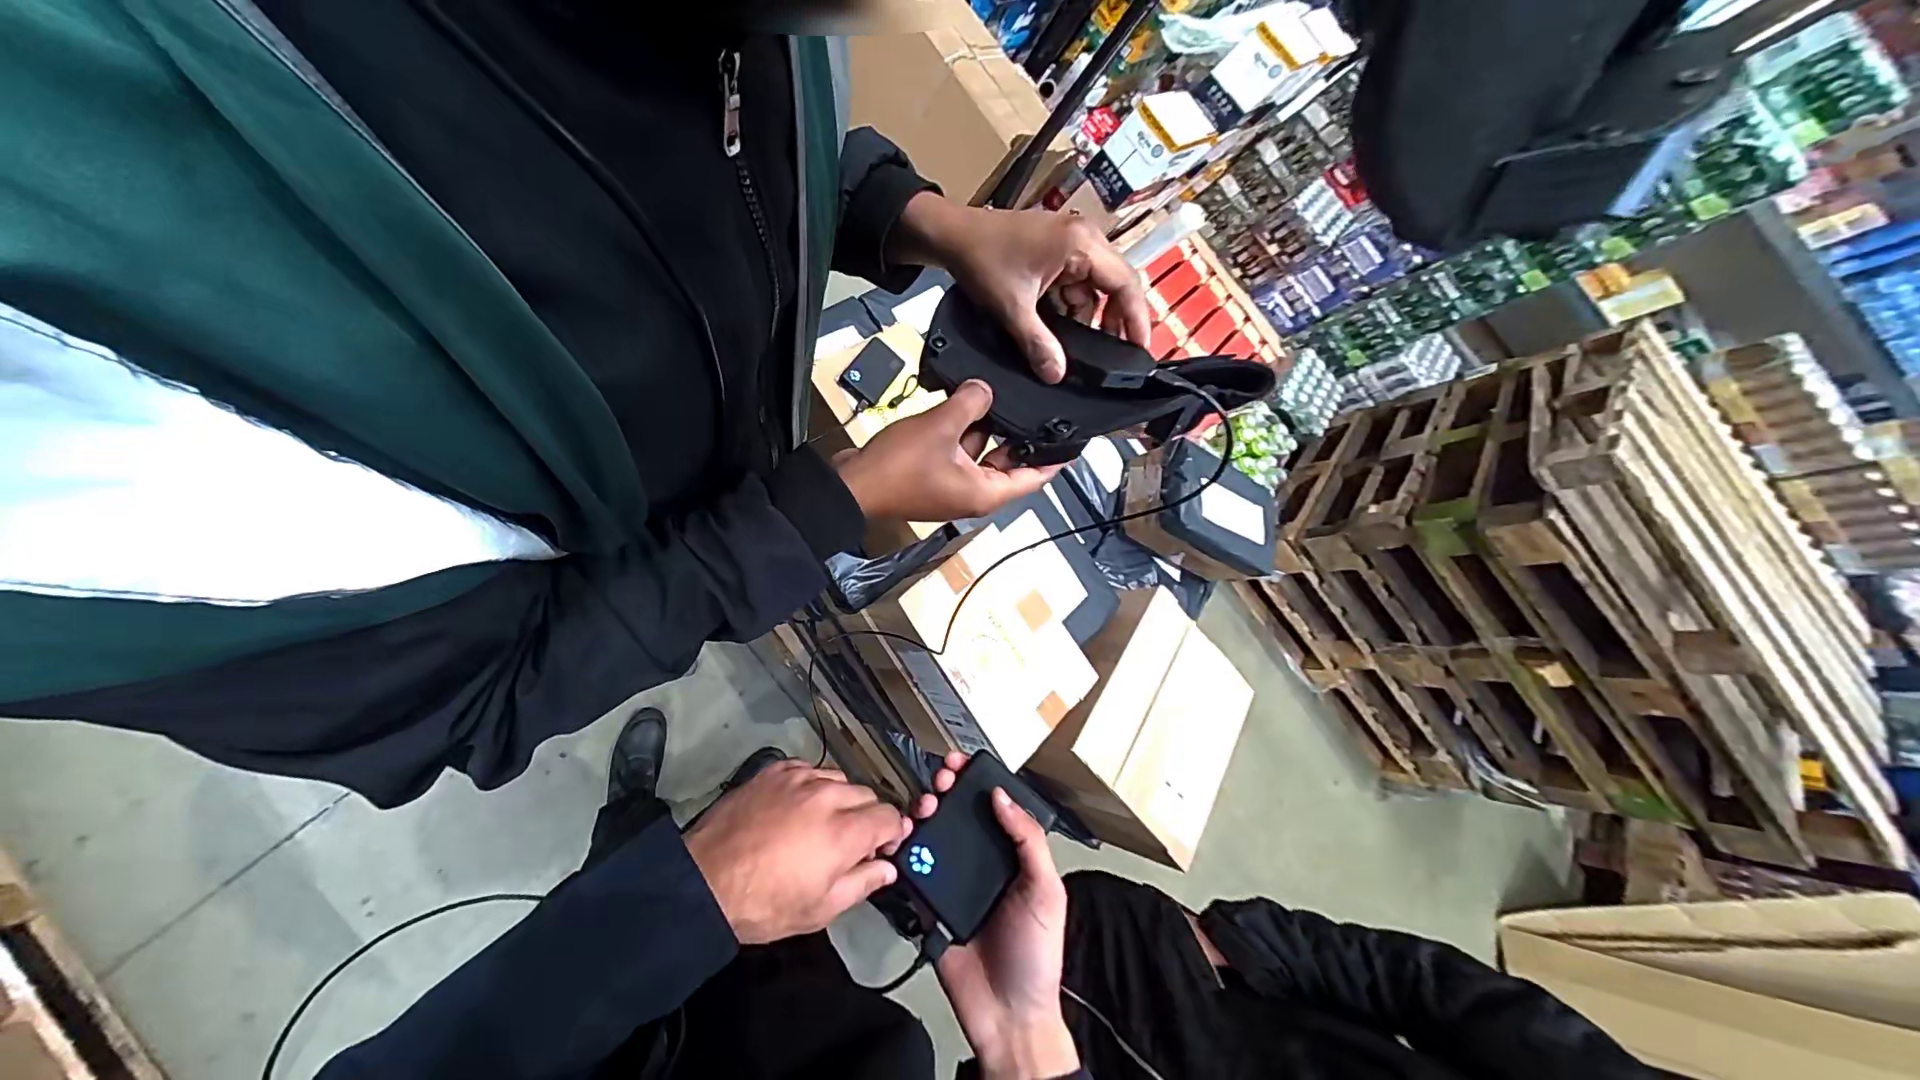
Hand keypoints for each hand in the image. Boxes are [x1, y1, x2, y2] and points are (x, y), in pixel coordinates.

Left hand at [683, 760, 910, 944]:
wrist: (704, 882)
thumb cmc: (764, 903)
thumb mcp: (821, 909)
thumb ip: (864, 883)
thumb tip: (887, 868)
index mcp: (845, 831)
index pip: (890, 816)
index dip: (892, 833)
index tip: (882, 847)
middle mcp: (828, 796)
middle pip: (868, 796)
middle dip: (867, 818)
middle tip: (849, 842)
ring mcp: (800, 778)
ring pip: (840, 780)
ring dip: (840, 799)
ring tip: (821, 822)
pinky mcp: (776, 771)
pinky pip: (809, 769)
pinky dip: (812, 785)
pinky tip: (798, 806)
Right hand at [834, 379, 1060, 521]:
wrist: (853, 485)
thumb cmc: (898, 469)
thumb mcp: (942, 426)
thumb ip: (971, 403)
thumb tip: (984, 389)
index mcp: (986, 492)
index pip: (1035, 479)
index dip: (1056, 460)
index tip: (1072, 443)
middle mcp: (973, 493)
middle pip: (1009, 464)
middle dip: (1019, 436)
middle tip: (1036, 406)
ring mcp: (952, 485)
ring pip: (981, 454)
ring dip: (987, 429)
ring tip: (997, 396)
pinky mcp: (933, 476)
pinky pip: (958, 452)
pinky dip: (962, 432)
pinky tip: (963, 404)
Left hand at [892, 193, 1151, 383]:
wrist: (952, 235)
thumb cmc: (982, 256)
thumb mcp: (1012, 307)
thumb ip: (1037, 343)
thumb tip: (1056, 374)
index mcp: (1081, 244)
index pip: (1126, 285)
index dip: (1136, 321)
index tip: (1139, 350)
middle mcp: (1083, 239)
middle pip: (1115, 287)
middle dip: (1111, 323)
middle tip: (1108, 356)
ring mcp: (1070, 245)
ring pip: (1093, 290)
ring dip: (1085, 318)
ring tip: (1073, 347)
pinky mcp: (1056, 253)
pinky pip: (1075, 286)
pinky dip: (1069, 309)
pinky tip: (1057, 330)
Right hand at [916, 765, 1076, 1079]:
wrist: (1007, 1016)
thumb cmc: (1037, 957)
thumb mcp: (1046, 892)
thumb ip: (1028, 841)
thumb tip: (1002, 797)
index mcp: (1011, 855)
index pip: (992, 806)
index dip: (977, 781)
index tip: (964, 763)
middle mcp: (981, 863)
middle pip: (958, 814)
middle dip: (946, 788)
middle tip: (941, 778)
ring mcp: (953, 881)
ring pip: (933, 835)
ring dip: (924, 812)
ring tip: (925, 805)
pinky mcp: (929, 903)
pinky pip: (913, 871)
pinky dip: (905, 850)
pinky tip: (904, 836)